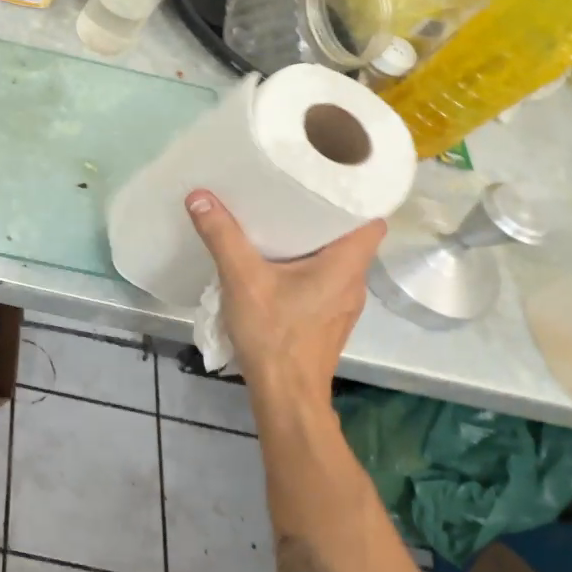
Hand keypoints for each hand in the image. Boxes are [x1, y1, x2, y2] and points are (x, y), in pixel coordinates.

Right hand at [185, 189, 385, 407]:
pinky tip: (275, 266)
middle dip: (322, 215)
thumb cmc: (275, 333)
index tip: (329, 179)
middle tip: (291, 194)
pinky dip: (304, 267)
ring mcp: (342, 304)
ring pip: (334, 260)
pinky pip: (321, 280)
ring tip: (279, 224)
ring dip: (311, 243)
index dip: (357, 197)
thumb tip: (199, 196)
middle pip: (350, 237)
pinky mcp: (326, 320)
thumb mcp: (242, 278)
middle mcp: (353, 282)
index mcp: (347, 265)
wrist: (286, 393)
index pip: (372, 220)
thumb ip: (222, 236)